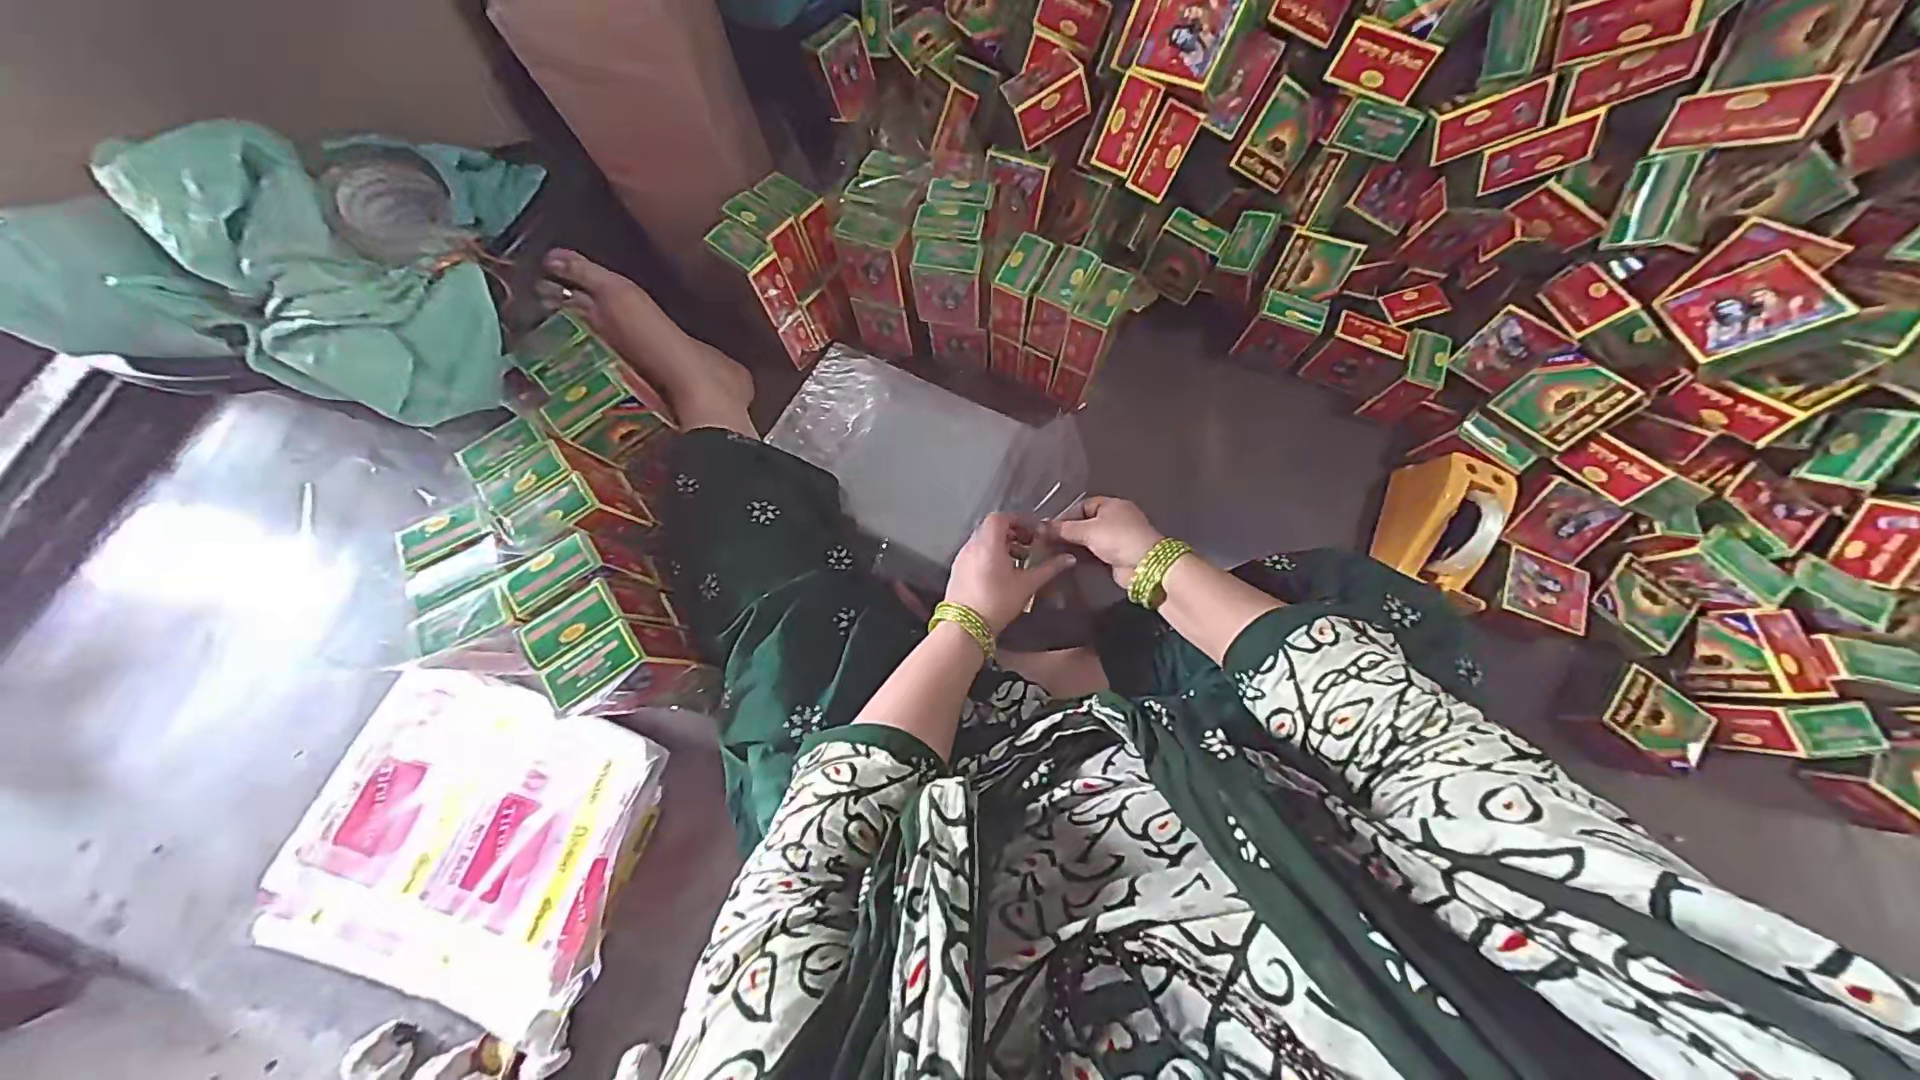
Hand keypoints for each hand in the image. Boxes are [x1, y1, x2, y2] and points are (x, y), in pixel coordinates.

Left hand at [945, 513, 1076, 633]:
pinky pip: (975, 553)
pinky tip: (1001, 573)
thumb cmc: (995, 603)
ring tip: (1018, 559)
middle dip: (1013, 532)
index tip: (1032, 531)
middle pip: (992, 528)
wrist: (965, 627)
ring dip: (1002, 544)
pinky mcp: (958, 571)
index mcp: (988, 543)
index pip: (1001, 518)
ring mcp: (962, 558)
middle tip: (1028, 544)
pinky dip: (989, 555)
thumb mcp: (1027, 584)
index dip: (1019, 520)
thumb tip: (1067, 559)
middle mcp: (972, 546)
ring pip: (983, 541)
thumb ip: (1049, 568)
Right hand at [1044, 497, 1165, 590]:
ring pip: (1089, 539)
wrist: (1145, 565)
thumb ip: (1064, 529)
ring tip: (1054, 553)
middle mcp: (1115, 519)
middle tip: (1048, 542)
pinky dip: (1083, 555)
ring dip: (1075, 545)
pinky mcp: (1117, 555)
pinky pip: (1095, 552)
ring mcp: (1117, 538)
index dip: (1066, 516)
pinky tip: (1068, 561)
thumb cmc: (1118, 538)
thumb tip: (1041, 527)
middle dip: (1068, 532)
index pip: (1083, 506)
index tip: (1050, 528)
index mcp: (1112, 505)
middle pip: (1085, 523)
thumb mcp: (1088, 530)